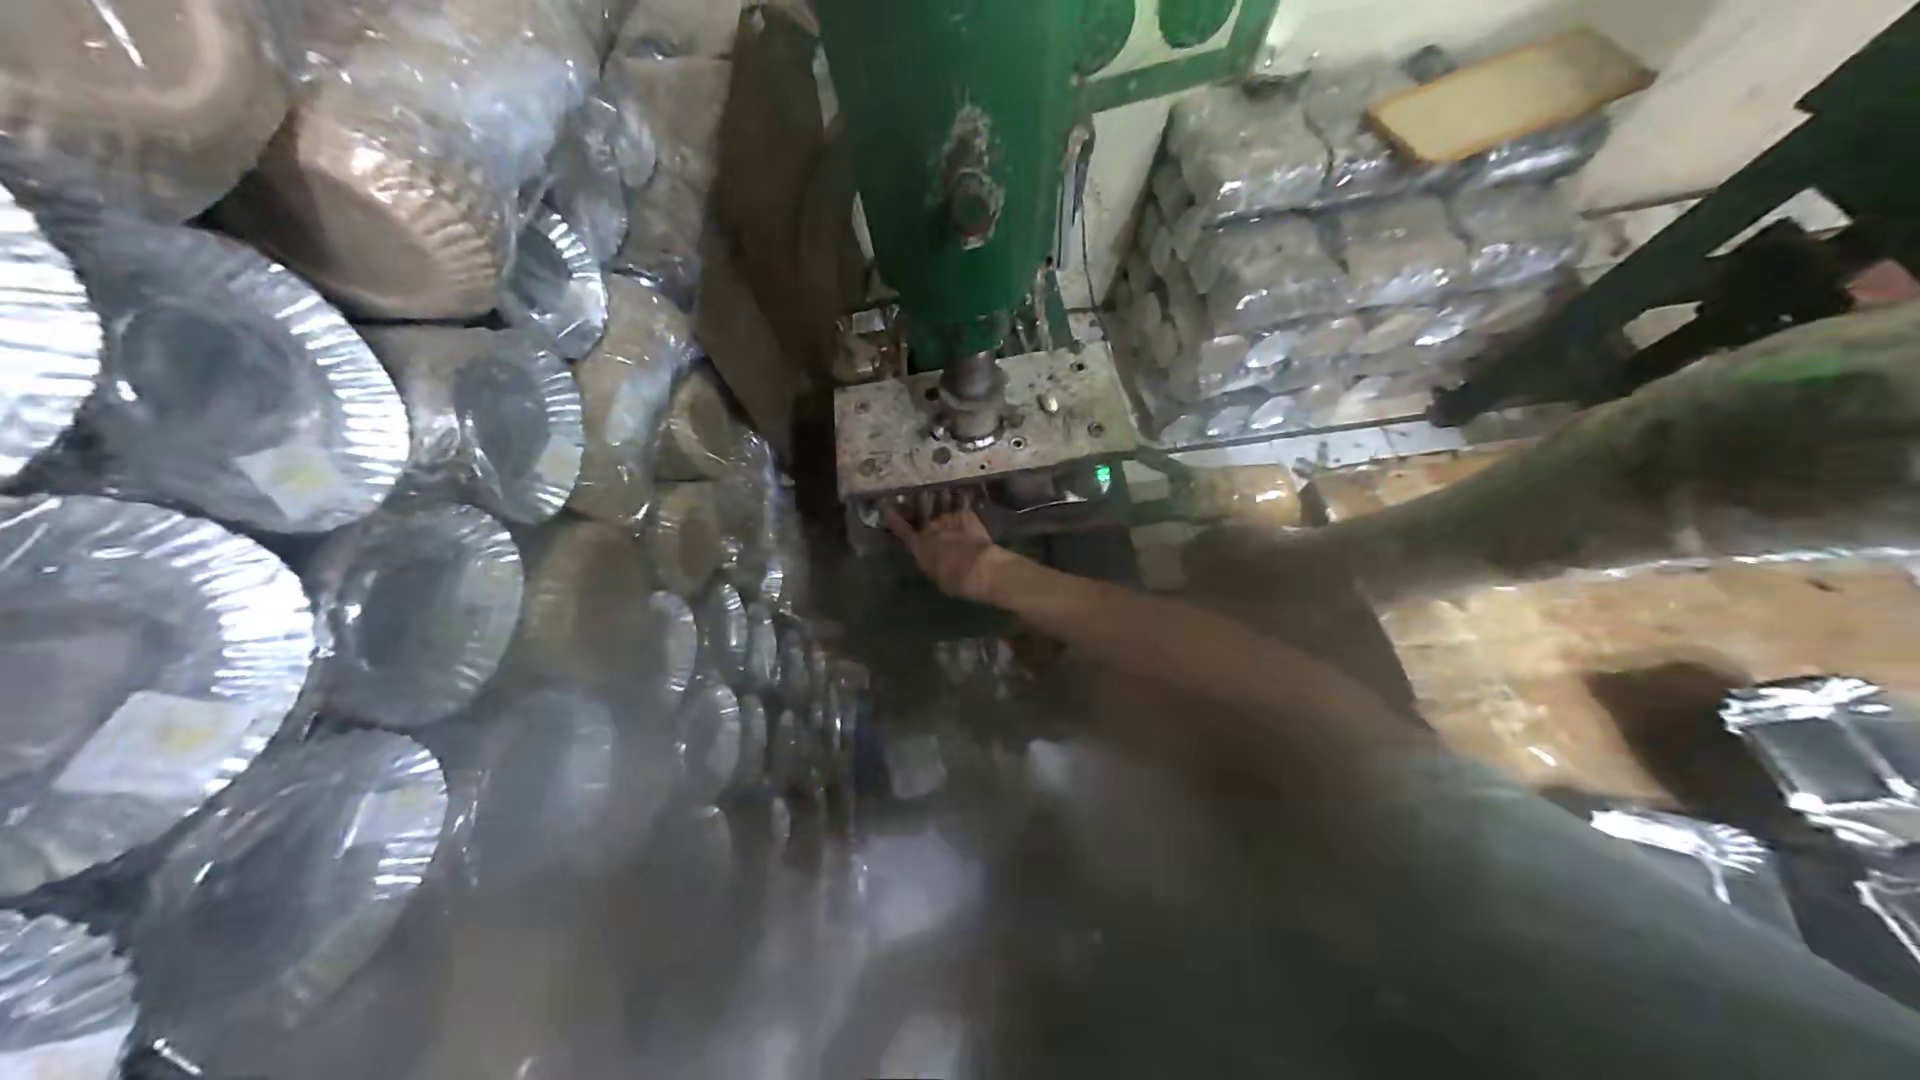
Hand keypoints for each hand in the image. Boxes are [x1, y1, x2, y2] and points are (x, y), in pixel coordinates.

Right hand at [883, 494, 1010, 603]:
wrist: (976, 567)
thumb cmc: (953, 579)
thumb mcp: (935, 574)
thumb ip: (931, 560)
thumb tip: (933, 556)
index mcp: (919, 545)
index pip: (901, 529)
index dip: (893, 519)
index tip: (886, 508)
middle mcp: (930, 527)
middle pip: (922, 512)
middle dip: (922, 506)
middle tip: (923, 498)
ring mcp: (948, 517)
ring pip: (942, 503)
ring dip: (942, 499)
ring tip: (945, 493)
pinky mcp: (966, 514)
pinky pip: (962, 504)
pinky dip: (963, 503)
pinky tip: (965, 498)